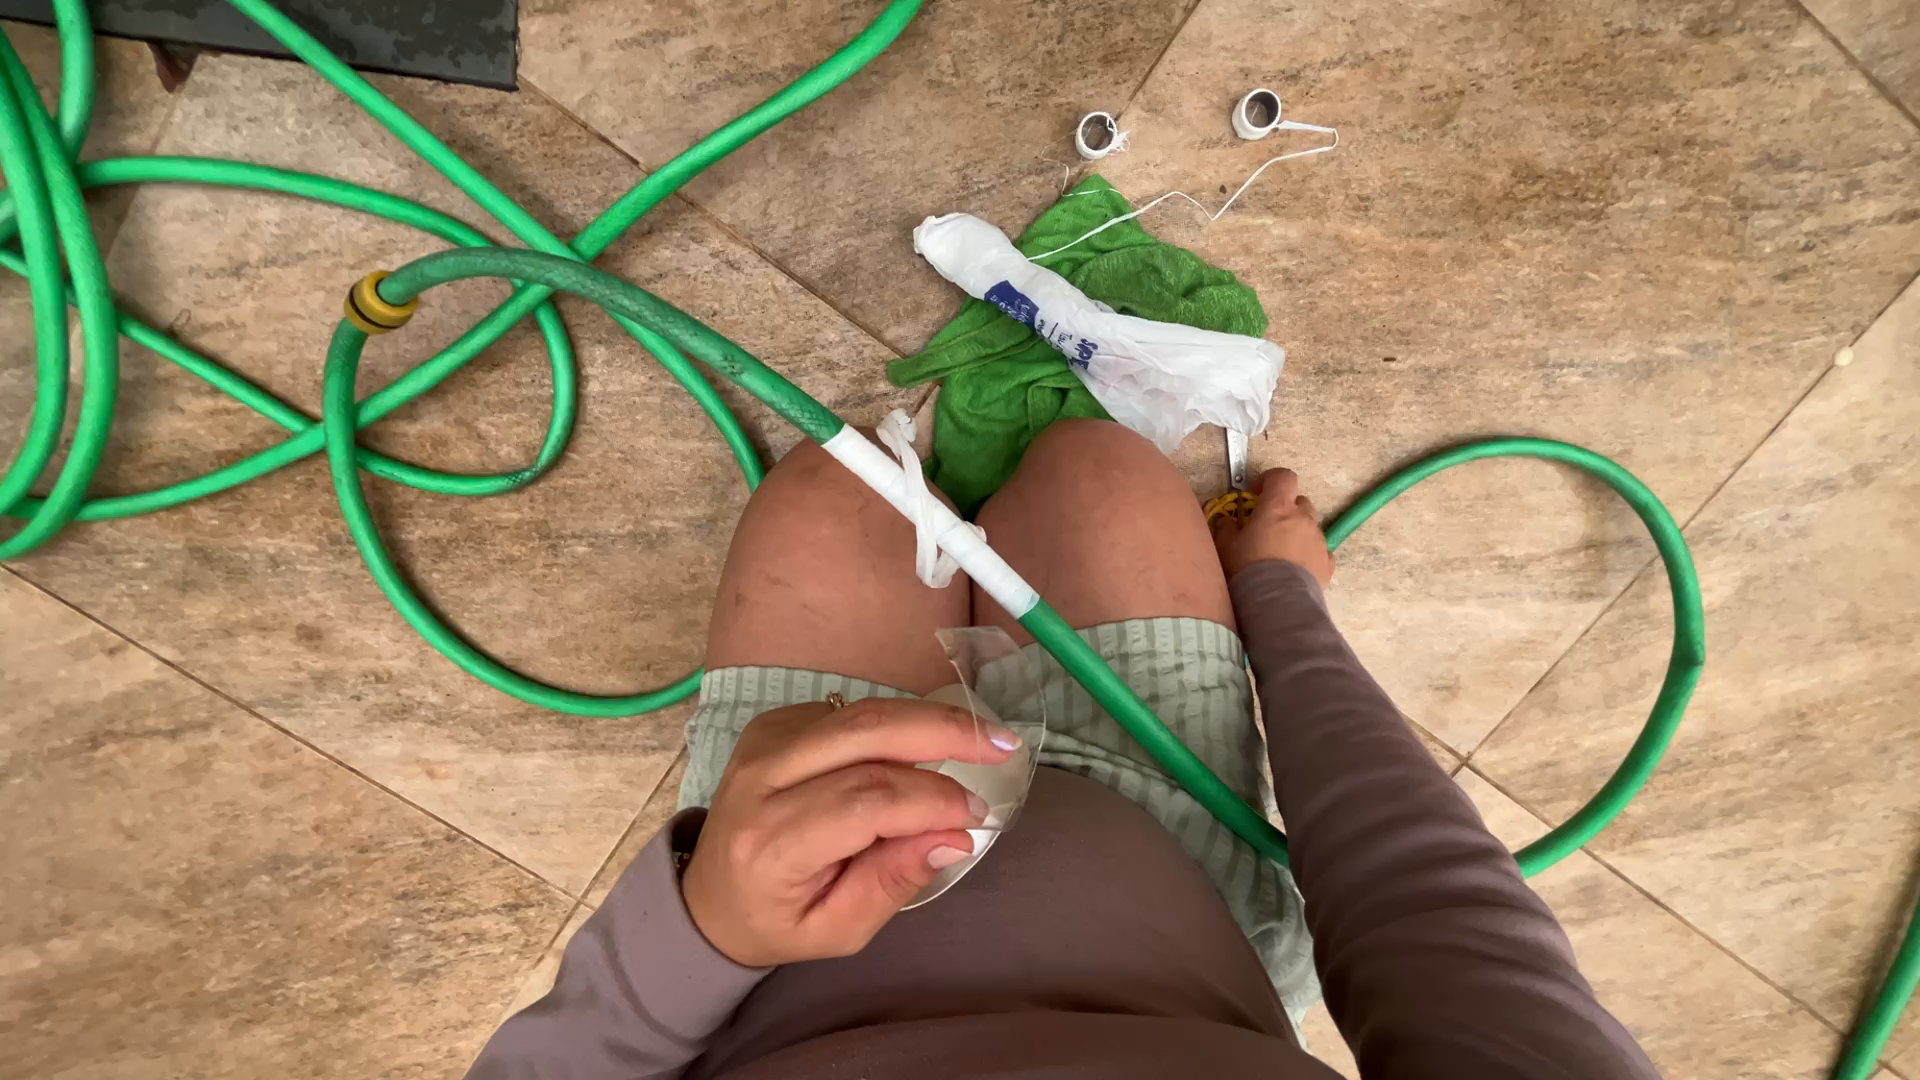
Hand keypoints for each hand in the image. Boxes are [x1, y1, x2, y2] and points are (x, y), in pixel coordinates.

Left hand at [680, 697, 1018, 967]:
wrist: (709, 892)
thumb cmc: (778, 919)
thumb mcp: (839, 928)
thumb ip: (894, 880)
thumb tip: (957, 834)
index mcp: (770, 841)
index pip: (864, 801)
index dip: (930, 798)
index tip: (978, 811)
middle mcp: (761, 777)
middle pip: (866, 733)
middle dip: (943, 731)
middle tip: (1001, 743)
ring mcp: (766, 739)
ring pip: (863, 711)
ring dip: (929, 718)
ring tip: (982, 734)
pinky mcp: (777, 720)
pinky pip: (851, 710)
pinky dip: (898, 721)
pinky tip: (929, 741)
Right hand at [1211, 467, 1334, 588]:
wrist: (1275, 602)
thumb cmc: (1247, 568)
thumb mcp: (1225, 546)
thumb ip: (1226, 527)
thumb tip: (1228, 520)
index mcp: (1277, 508)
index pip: (1282, 477)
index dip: (1271, 480)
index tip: (1257, 492)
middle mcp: (1303, 519)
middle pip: (1299, 502)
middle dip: (1285, 509)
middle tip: (1268, 526)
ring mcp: (1318, 540)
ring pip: (1310, 526)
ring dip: (1296, 532)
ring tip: (1280, 553)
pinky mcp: (1327, 563)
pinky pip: (1319, 551)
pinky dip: (1308, 554)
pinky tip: (1294, 569)